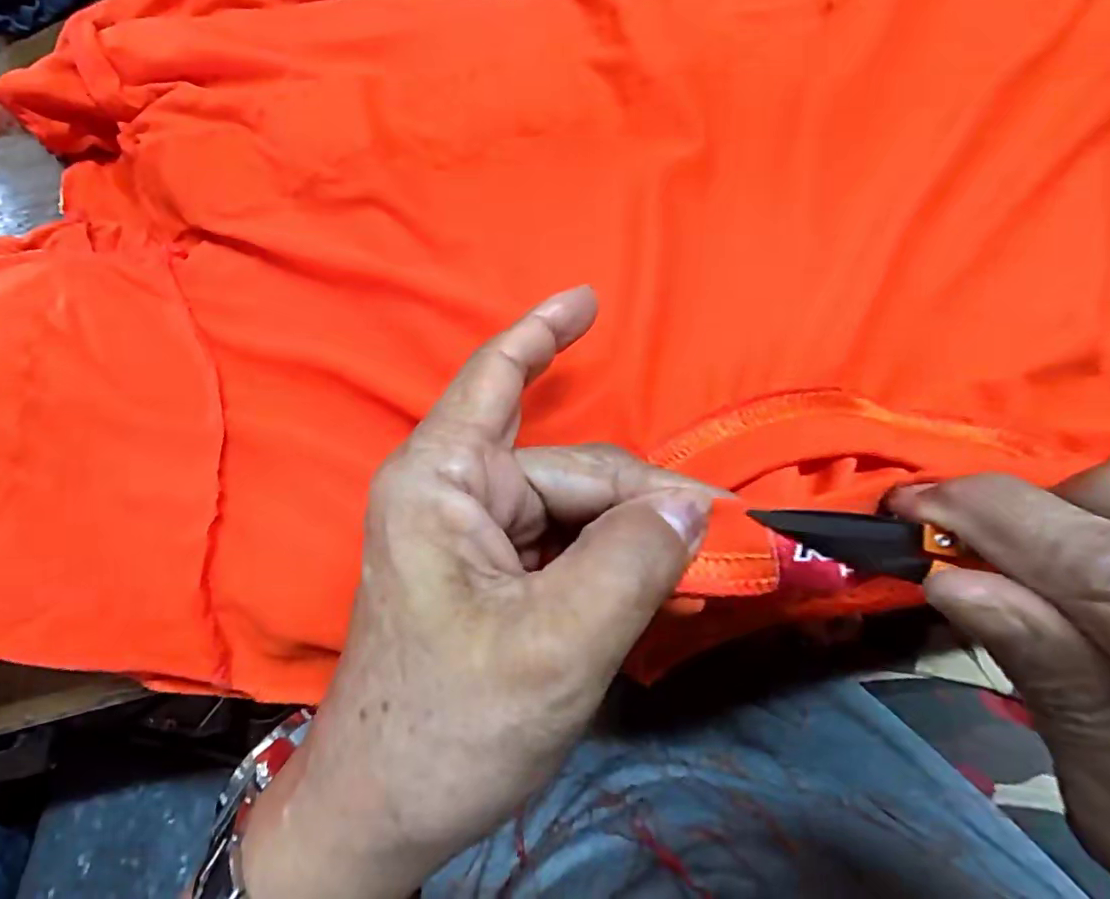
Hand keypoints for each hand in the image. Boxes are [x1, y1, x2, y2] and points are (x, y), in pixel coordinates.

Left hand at [241, 287, 717, 898]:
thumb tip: (687, 505)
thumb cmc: (448, 726)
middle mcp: (454, 493)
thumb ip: (630, 564)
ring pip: (578, 516)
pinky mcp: (490, 576)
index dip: (543, 333)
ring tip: (703, 576)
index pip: (497, 381)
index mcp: (442, 482)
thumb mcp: (554, 645)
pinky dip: (616, 566)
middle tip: (724, 543)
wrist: (385, 812)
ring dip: (638, 542)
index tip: (588, 297)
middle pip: (571, 473)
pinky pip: (567, 550)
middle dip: (644, 504)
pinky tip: (664, 591)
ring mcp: (473, 537)